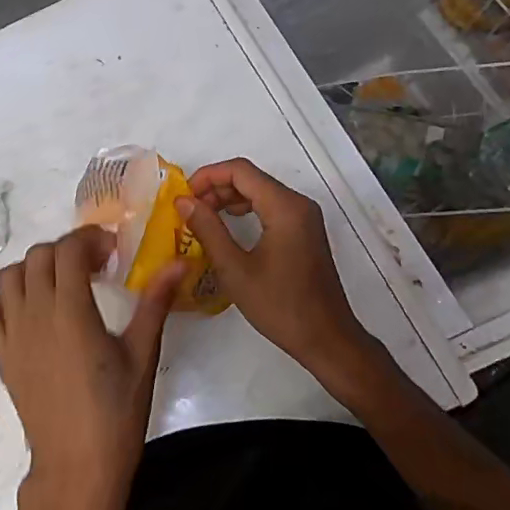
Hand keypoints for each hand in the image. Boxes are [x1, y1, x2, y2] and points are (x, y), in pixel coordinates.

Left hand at [0, 225, 182, 509]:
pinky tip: (32, 309)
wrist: (76, 465)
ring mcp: (12, 334)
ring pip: (10, 276)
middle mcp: (34, 314)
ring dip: (36, 268)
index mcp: (70, 310)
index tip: (113, 251)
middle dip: (67, 250)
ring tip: (63, 283)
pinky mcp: (1, 355)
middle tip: (95, 266)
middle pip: (38, 256)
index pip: (68, 250)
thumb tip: (178, 264)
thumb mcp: (142, 355)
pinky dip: (7, 297)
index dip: (90, 239)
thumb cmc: (115, 412)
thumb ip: (155, 302)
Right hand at [178, 159, 393, 396]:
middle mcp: (298, 204)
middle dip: (216, 187)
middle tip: (188, 208)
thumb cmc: (280, 306)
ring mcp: (305, 217)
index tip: (183, 195)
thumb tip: (183, 201)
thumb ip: (207, 229)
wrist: (326, 338)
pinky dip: (246, 209)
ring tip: (202, 216)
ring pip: (261, 191)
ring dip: (229, 198)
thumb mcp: (235, 269)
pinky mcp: (305, 231)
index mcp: (284, 207)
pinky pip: (271, 207)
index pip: (240, 171)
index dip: (207, 176)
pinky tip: (228, 225)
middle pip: (251, 178)